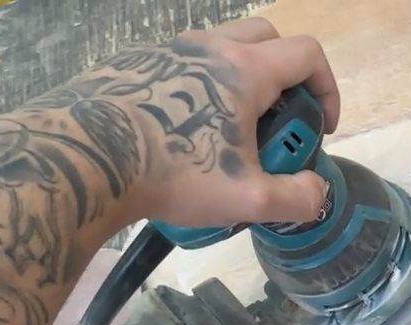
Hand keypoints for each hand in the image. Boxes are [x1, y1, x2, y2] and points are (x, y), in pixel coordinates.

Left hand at [27, 17, 341, 228]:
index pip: (306, 54)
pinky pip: (189, 64)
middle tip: (283, 124)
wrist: (83, 155)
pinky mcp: (138, 63)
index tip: (320, 129)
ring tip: (238, 134)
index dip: (327, 90)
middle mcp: (209, 47)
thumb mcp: (252, 200)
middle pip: (268, 37)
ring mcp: (169, 50)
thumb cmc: (175, 173)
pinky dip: (209, 90)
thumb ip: (299, 198)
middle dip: (290, 78)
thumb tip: (317, 190)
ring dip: (248, 83)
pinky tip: (196, 134)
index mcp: (243, 71)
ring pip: (225, 47)